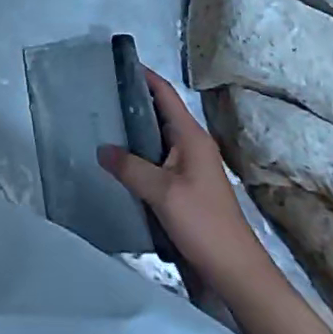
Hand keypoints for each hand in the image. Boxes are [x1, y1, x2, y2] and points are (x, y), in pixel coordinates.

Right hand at [100, 68, 275, 291]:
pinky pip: (157, 162)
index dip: (144, 76)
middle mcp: (191, 145)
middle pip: (159, 114)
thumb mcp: (163, 192)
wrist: (233, 269)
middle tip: (99, 97)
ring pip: (156, 140)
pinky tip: (118, 165)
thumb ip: (131, 167)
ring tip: (100, 126)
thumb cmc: (203, 222)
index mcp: (192, 136)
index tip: (118, 64)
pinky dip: (138, 158)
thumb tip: (102, 148)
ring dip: (133, 133)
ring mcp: (189, 167)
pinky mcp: (185, 188)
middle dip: (132, 103)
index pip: (165, 94)